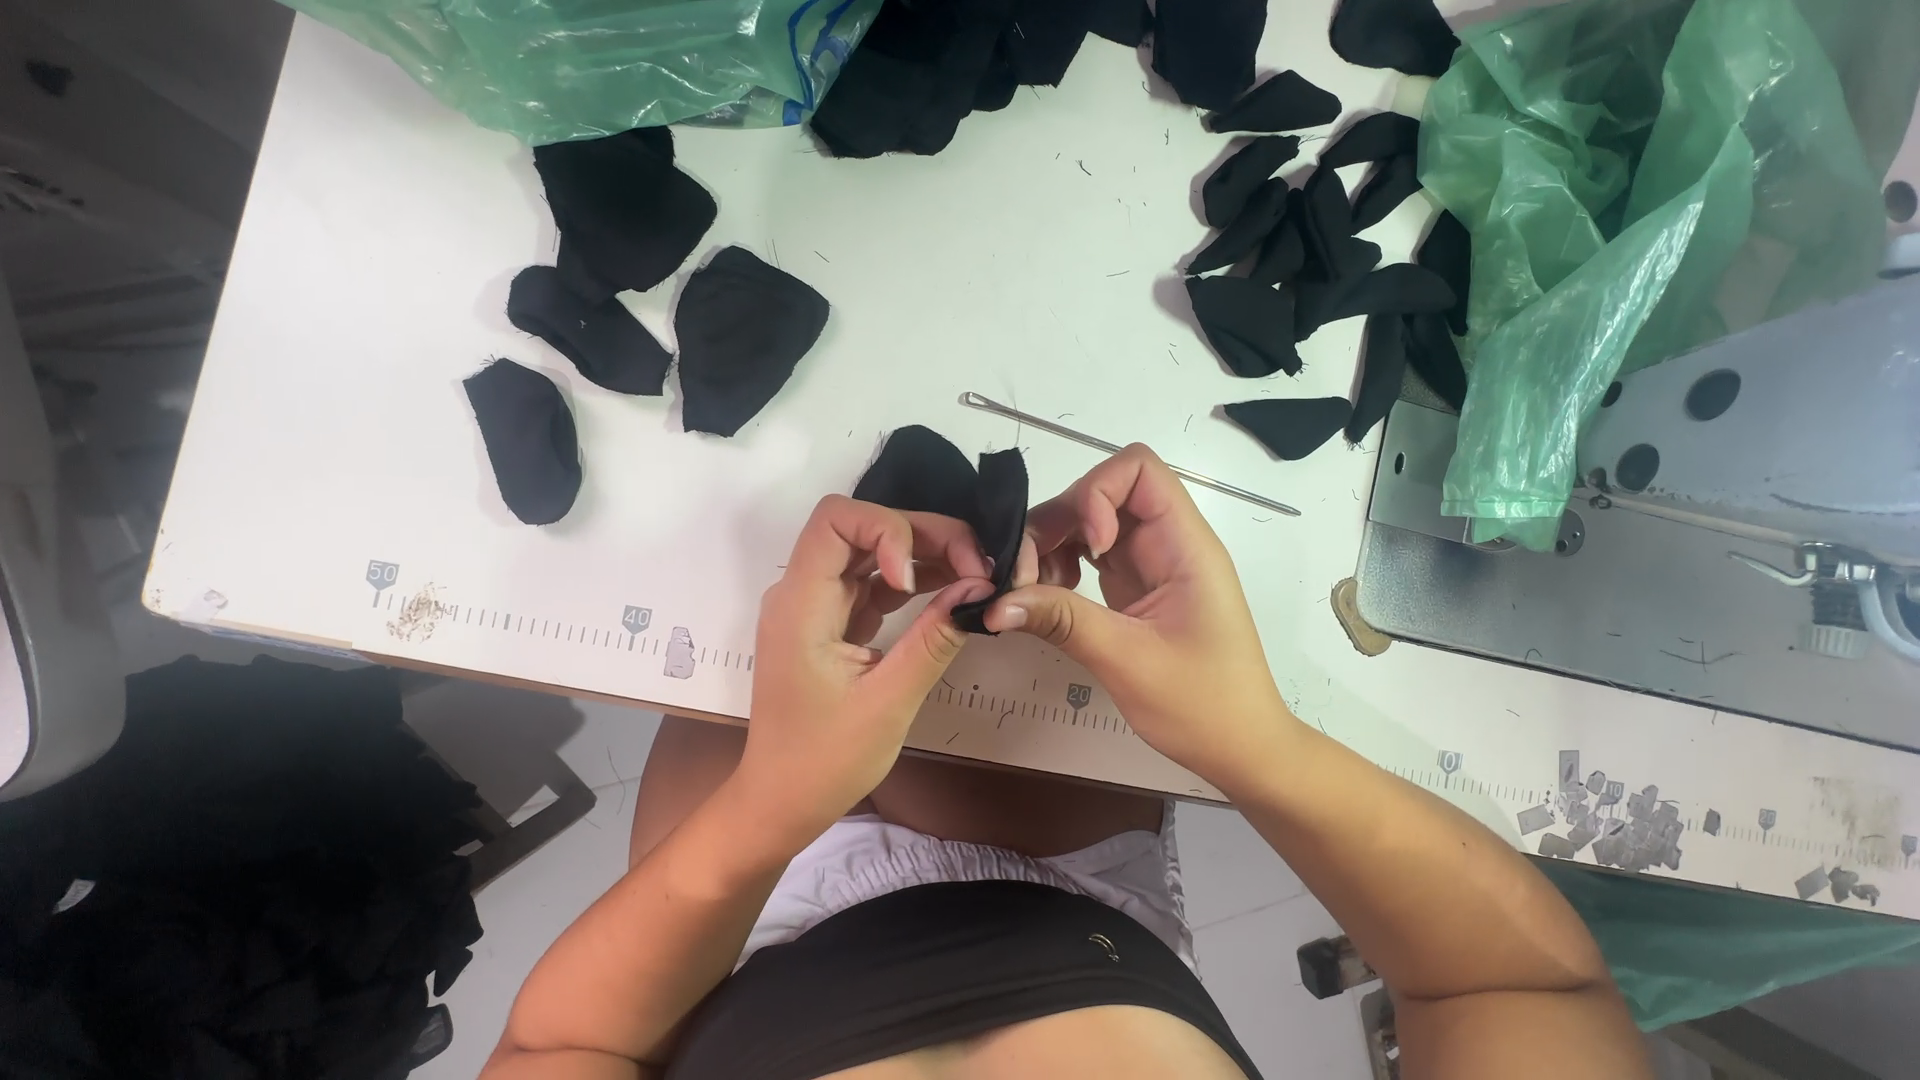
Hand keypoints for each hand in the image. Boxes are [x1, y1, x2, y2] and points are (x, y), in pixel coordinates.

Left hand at [735, 495, 995, 847]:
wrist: (783, 800)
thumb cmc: (825, 760)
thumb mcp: (889, 701)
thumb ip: (935, 639)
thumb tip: (981, 588)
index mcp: (801, 604)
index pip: (836, 519)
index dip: (886, 530)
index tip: (915, 579)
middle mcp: (803, 592)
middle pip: (862, 529)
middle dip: (923, 536)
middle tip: (978, 565)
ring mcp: (818, 606)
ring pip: (873, 552)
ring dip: (925, 556)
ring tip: (976, 575)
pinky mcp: (834, 623)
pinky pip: (874, 584)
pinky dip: (914, 582)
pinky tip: (953, 592)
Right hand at [984, 445, 1295, 786]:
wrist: (1240, 748)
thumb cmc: (1203, 706)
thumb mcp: (1127, 661)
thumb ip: (1062, 621)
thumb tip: (994, 603)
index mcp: (1185, 546)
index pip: (1139, 469)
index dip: (1097, 492)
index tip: (1083, 548)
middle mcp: (1168, 543)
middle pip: (1104, 493)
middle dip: (1059, 522)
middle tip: (1025, 574)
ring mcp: (1151, 565)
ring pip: (1092, 523)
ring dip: (1053, 544)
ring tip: (1029, 587)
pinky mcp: (1136, 588)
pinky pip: (1090, 555)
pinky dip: (1060, 566)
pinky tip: (1046, 596)